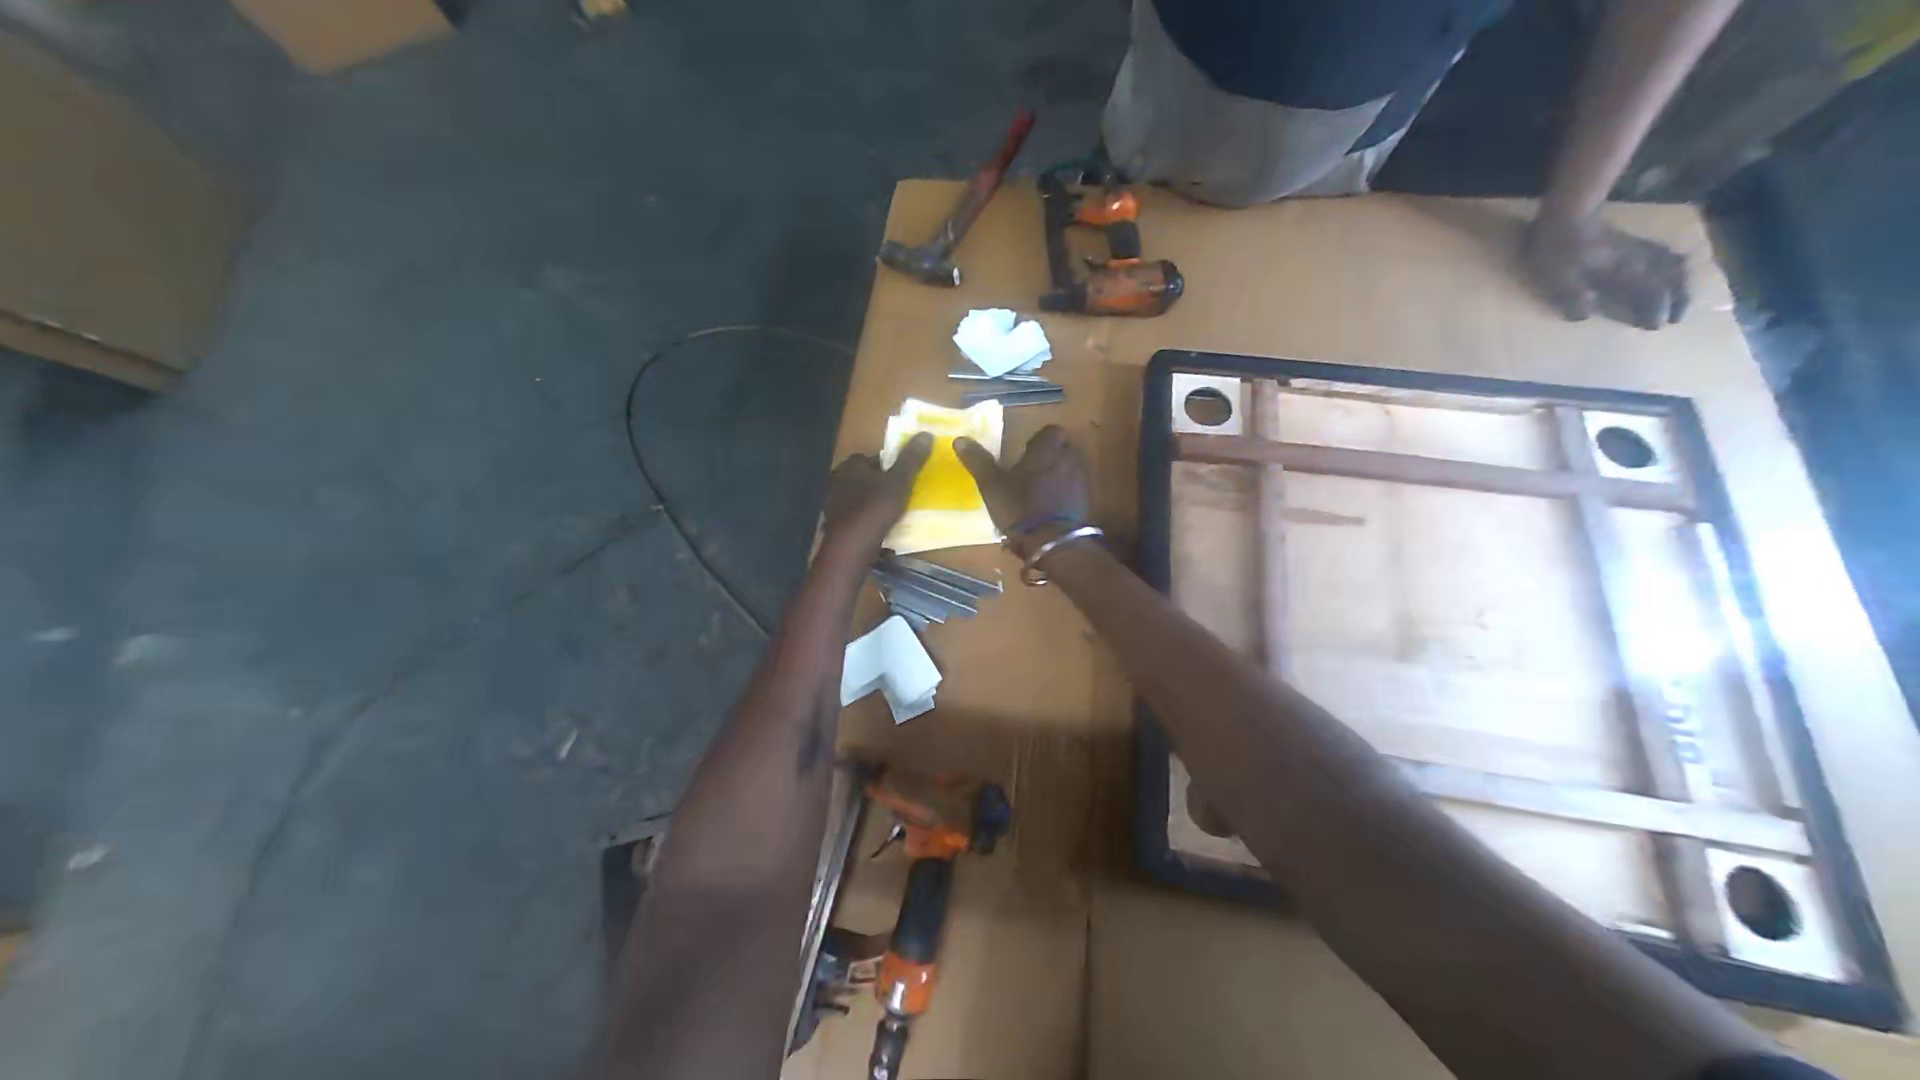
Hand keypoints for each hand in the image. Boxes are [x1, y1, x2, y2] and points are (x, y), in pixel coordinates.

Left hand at [820, 433, 931, 561]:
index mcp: (850, 465)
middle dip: (880, 484)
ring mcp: (832, 503)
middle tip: (901, 495)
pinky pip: (854, 517)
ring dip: (872, 503)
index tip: (905, 476)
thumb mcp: (900, 481)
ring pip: (858, 498)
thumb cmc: (875, 508)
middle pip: (865, 477)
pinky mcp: (833, 524)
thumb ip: (911, 459)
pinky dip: (865, 520)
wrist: (852, 546)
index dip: (891, 465)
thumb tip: (925, 433)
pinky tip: (878, 529)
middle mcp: (837, 480)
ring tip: (892, 513)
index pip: (873, 458)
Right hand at [954, 426, 1091, 557]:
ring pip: (1071, 469)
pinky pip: (1076, 489)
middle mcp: (1069, 458)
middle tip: (1032, 472)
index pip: (1051, 431)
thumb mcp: (992, 485)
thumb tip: (960, 439)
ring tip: (1041, 491)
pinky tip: (1051, 508)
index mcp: (1047, 449)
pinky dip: (1066, 494)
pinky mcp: (1087, 502)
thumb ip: (978, 461)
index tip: (1026, 453)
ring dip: (1059, 475)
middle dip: (1051, 457)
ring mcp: (1082, 481)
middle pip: (1064, 449)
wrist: (1053, 542)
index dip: (1040, 440)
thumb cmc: (1020, 507)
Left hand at [1525, 213, 1689, 329]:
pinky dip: (1673, 267)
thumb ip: (1573, 297)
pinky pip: (1666, 255)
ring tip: (1679, 298)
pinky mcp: (1634, 241)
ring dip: (1681, 283)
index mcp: (1624, 272)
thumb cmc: (1558, 249)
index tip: (1657, 326)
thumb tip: (1585, 316)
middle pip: (1673, 279)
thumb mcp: (1557, 279)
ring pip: (1674, 265)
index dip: (1656, 311)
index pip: (1652, 294)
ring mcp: (1640, 248)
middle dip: (1678, 299)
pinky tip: (1670, 271)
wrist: (1568, 213)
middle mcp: (1641, 260)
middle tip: (1676, 317)